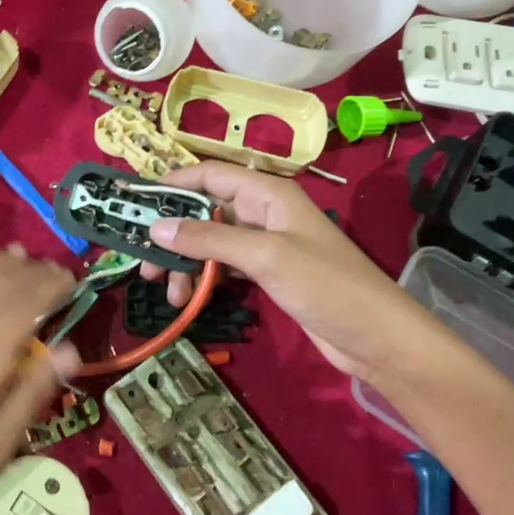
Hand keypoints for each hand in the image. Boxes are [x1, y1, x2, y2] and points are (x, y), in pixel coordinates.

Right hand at [139, 162, 429, 378]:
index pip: (209, 175)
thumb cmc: (326, 285)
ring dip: (185, 262)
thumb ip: (209, 239)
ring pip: (210, 242)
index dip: (172, 184)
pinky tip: (189, 296)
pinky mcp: (268, 273)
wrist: (378, 338)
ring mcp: (266, 244)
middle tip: (143, 261)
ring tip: (167, 291)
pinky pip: (224, 266)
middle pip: (205, 211)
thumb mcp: (264, 256)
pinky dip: (203, 277)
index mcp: (268, 193)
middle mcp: (264, 212)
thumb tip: (156, 227)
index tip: (135, 202)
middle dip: (172, 233)